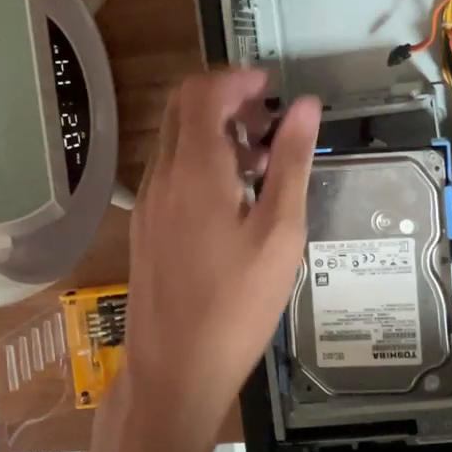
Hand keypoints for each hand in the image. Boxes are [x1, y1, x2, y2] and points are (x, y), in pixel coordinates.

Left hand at [118, 69, 321, 443]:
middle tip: (269, 117)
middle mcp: (162, 176)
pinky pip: (171, 169)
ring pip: (175, 138)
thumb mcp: (281, 232)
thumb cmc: (237, 305)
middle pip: (182, 107)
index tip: (272, 85)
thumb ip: (292, 162)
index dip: (237, 77)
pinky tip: (236, 196)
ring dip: (215, 130)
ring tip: (263, 159)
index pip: (202, 92)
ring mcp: (148, 202)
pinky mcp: (146, 226)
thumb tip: (305, 105)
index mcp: (195, 170)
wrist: (173, 374)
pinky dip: (202, 160)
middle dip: (226, 98)